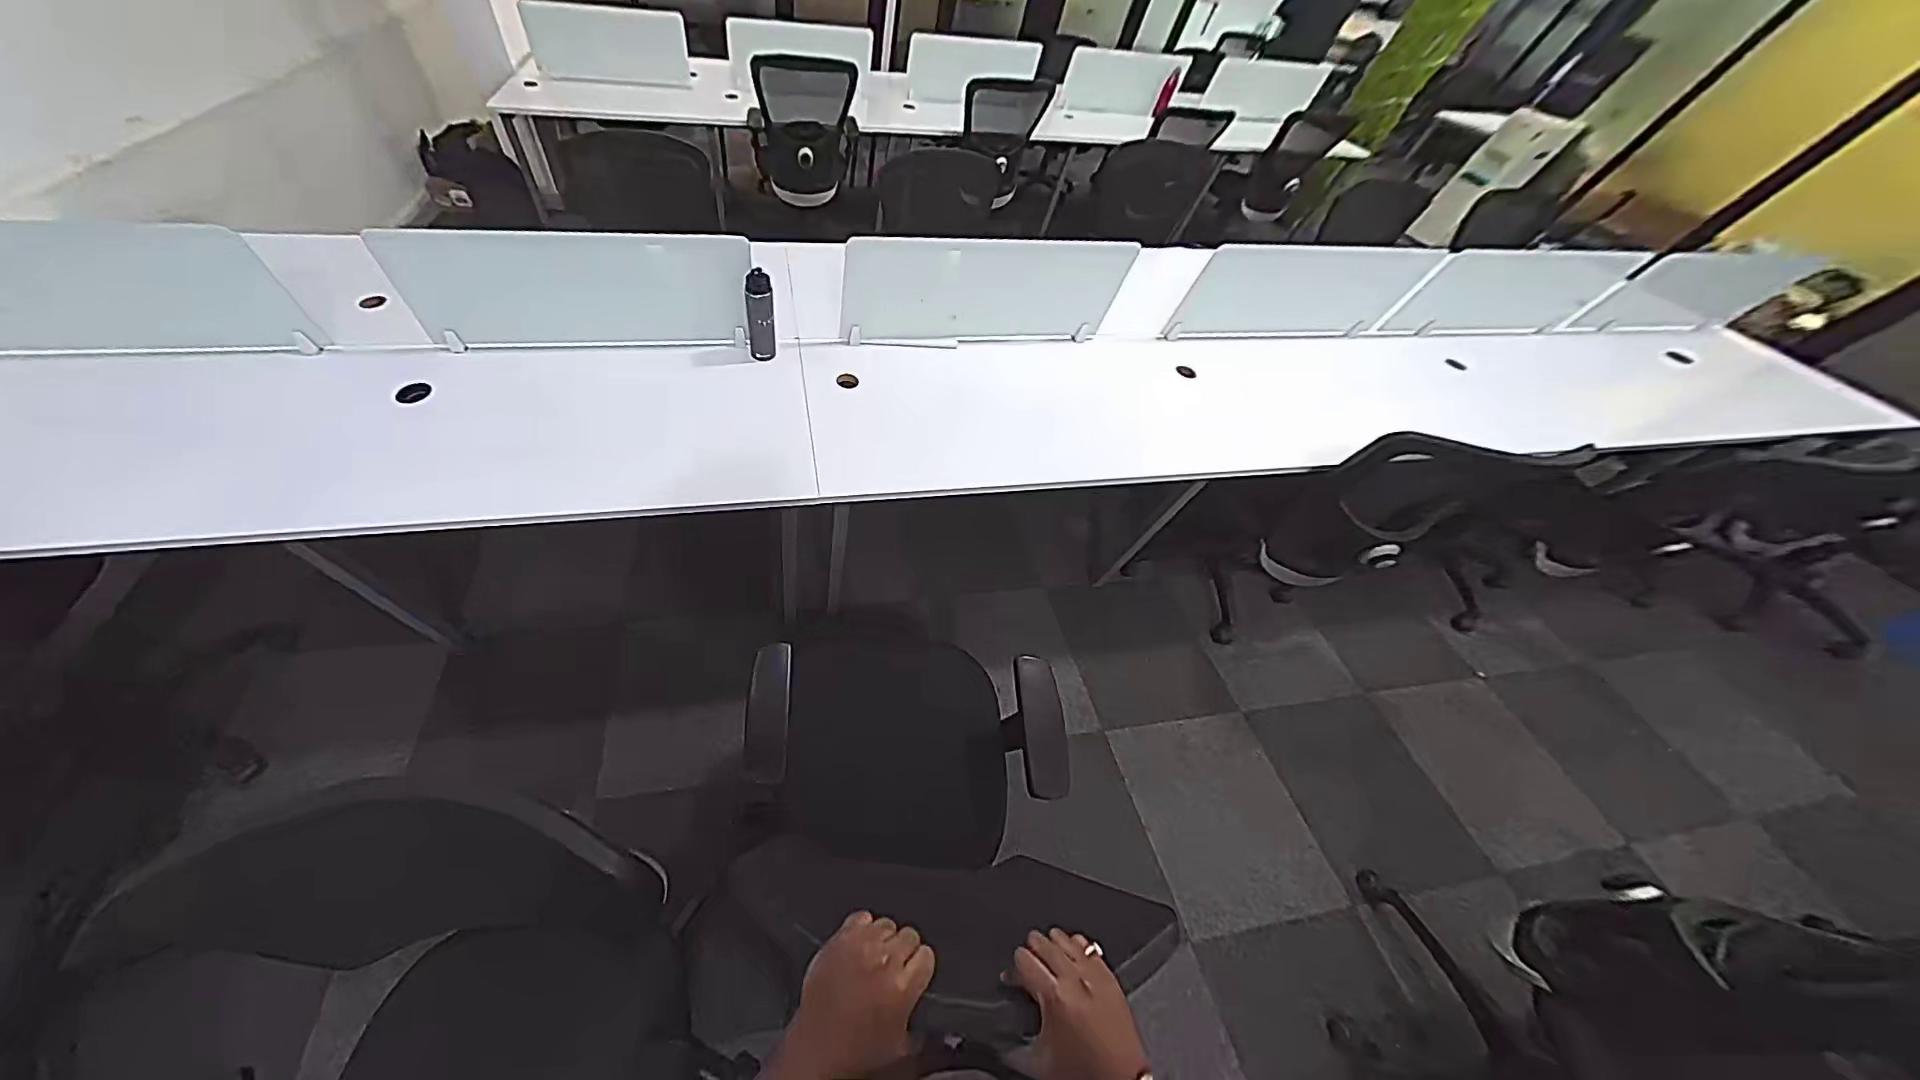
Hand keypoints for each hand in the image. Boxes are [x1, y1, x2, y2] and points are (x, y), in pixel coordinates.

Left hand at [765, 911, 935, 1079]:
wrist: (814, 1053)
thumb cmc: (853, 1055)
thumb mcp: (901, 1052)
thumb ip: (926, 1034)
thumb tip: (940, 1030)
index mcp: (903, 987)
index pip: (927, 954)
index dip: (920, 965)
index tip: (914, 972)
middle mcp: (883, 962)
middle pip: (909, 935)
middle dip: (904, 951)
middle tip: (893, 968)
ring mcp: (859, 947)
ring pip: (886, 924)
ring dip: (883, 939)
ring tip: (874, 958)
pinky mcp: (838, 940)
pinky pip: (861, 917)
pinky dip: (862, 928)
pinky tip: (859, 946)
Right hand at [1010, 928, 1150, 1079]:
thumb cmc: (1085, 1074)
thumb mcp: (1039, 1064)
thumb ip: (1013, 1047)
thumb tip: (999, 1038)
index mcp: (1053, 996)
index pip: (1024, 960)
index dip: (1013, 967)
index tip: (1011, 976)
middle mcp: (1073, 979)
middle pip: (1043, 944)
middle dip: (1031, 949)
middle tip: (1026, 960)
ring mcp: (1093, 974)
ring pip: (1066, 940)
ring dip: (1052, 942)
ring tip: (1046, 949)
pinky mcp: (1109, 976)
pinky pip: (1088, 947)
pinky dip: (1076, 945)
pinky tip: (1072, 951)